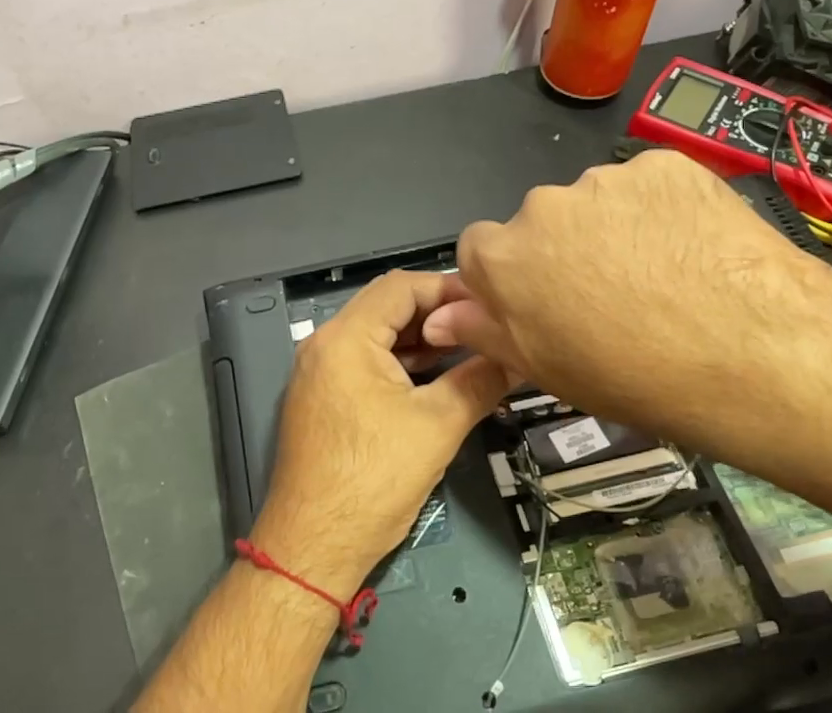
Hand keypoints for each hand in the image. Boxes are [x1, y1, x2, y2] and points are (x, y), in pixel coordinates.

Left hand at [250, 271, 512, 600]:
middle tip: (484, 326)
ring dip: (420, 340)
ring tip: (470, 350)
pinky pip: (364, 363)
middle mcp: (324, 344)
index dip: (447, 287)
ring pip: (376, 337)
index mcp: (346, 337)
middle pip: (386, 307)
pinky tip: (436, 377)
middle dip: (437, 314)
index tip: (488, 303)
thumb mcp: (437, 426)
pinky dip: (400, 364)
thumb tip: (518, 357)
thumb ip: (480, 381)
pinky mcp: (321, 399)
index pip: (400, 286)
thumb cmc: (374, 478)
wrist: (313, 544)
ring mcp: (318, 372)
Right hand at [420, 150, 831, 443]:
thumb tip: (440, 317)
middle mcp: (543, 205)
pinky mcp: (665, 164)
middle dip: (562, 252)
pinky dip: (661, 211)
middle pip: (539, 223)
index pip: (480, 250)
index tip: (545, 305)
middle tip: (611, 297)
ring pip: (595, 203)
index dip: (511, 280)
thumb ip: (485, 332)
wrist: (755, 351)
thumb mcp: (547, 371)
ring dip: (613, 230)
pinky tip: (692, 250)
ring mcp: (607, 180)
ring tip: (662, 276)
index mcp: (504, 256)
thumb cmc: (639, 377)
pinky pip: (647, 186)